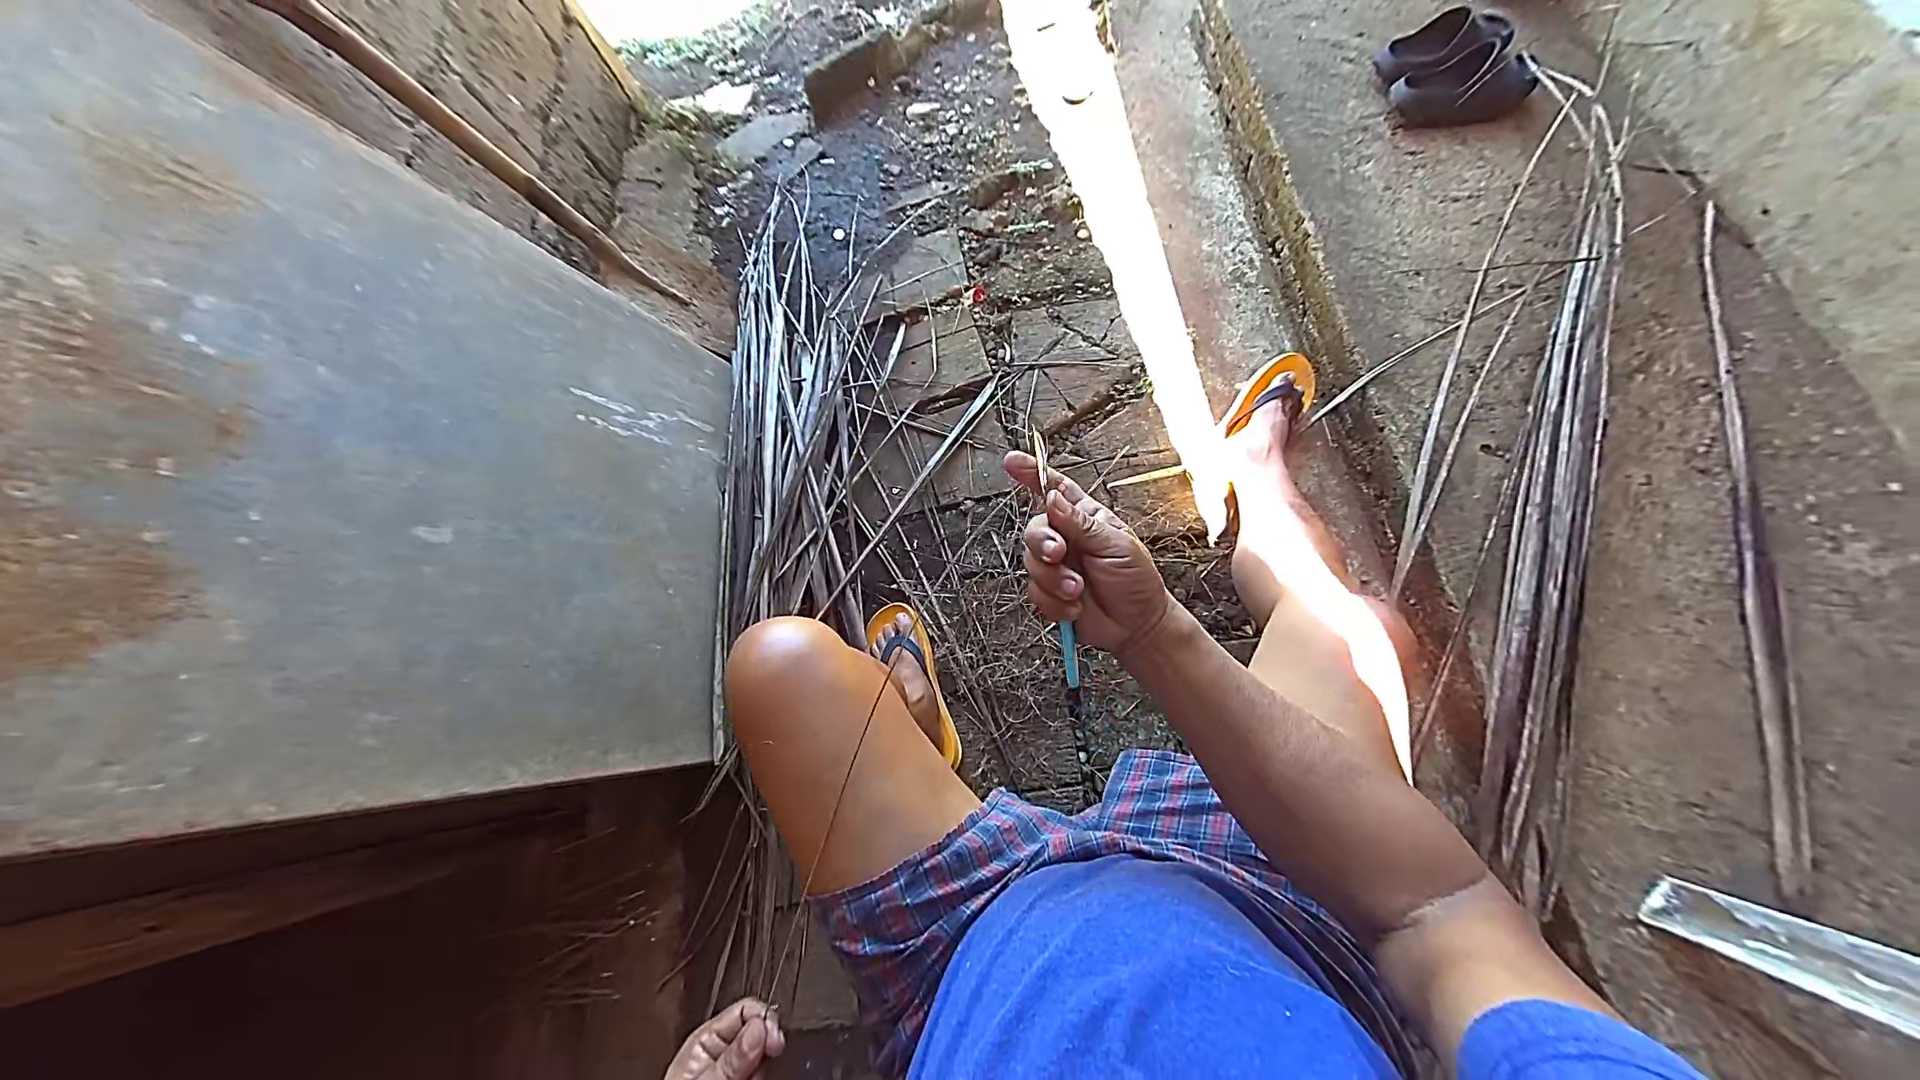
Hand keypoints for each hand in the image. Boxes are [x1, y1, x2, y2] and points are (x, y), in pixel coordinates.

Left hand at [664, 997, 784, 1079]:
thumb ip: (730, 1058)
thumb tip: (760, 1025)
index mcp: (705, 1044)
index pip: (745, 1011)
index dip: (764, 1019)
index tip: (776, 1039)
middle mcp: (721, 1056)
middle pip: (759, 1035)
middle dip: (765, 1049)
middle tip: (762, 1065)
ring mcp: (733, 1076)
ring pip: (764, 1061)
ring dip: (763, 1071)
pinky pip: (761, 1077)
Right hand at [1004, 451, 1175, 656]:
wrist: (1136, 627)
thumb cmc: (1136, 581)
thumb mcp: (1116, 545)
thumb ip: (1080, 523)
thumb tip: (1053, 498)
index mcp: (1084, 518)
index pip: (1054, 489)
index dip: (1033, 473)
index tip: (1013, 464)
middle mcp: (1066, 539)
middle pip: (1034, 528)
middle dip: (1043, 542)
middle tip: (1059, 554)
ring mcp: (1056, 567)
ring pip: (1030, 563)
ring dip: (1053, 579)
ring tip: (1077, 589)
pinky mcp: (1049, 593)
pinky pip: (1034, 592)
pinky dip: (1054, 602)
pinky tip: (1074, 605)